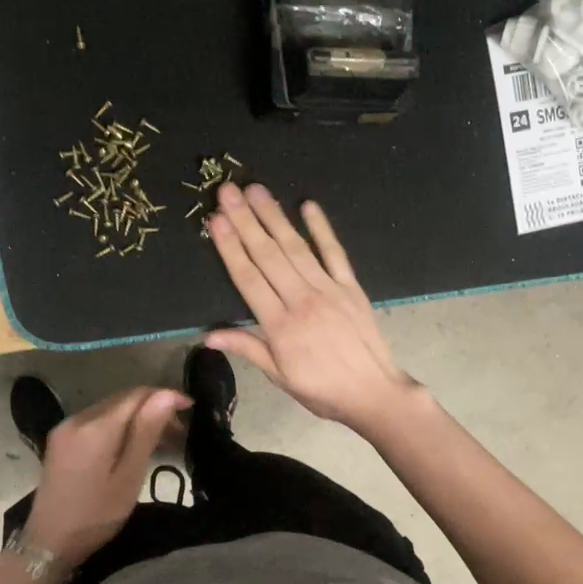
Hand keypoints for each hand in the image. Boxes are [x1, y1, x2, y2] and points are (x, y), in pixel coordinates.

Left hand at [23, 386, 191, 569]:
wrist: (48, 542)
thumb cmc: (96, 515)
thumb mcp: (129, 476)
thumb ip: (147, 432)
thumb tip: (168, 395)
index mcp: (96, 426)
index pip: (137, 395)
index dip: (166, 396)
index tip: (191, 408)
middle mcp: (78, 418)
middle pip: (123, 399)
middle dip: (153, 406)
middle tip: (180, 430)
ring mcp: (65, 428)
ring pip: (110, 409)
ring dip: (137, 417)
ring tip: (161, 439)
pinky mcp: (61, 440)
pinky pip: (96, 421)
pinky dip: (119, 426)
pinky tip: (132, 445)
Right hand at [204, 182, 423, 435]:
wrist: (374, 393)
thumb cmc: (321, 391)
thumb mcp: (280, 377)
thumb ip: (248, 349)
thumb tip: (208, 335)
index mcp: (281, 326)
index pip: (249, 279)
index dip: (230, 247)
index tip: (215, 220)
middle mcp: (302, 301)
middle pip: (268, 255)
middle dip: (246, 221)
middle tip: (227, 190)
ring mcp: (329, 290)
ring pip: (296, 248)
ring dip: (275, 217)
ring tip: (256, 190)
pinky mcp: (351, 288)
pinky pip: (335, 253)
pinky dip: (322, 229)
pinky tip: (307, 205)